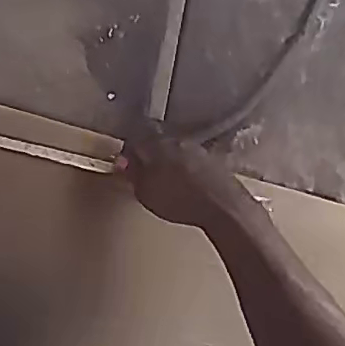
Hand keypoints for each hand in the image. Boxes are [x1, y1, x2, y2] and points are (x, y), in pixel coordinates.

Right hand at [117, 131, 262, 229]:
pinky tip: (187, 186)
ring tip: (168, 183)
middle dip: (150, 155)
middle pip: (158, 142)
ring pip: (177, 151)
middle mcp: (178, 141)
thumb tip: (122, 163)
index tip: (126, 165)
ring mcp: (198, 149)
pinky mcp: (214, 161)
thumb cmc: (181, 200)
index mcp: (156, 145)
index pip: (136, 139)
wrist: (222, 206)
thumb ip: (133, 175)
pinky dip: (188, 171)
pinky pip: (194, 161)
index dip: (129, 152)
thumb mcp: (146, 193)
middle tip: (146, 175)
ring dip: (170, 163)